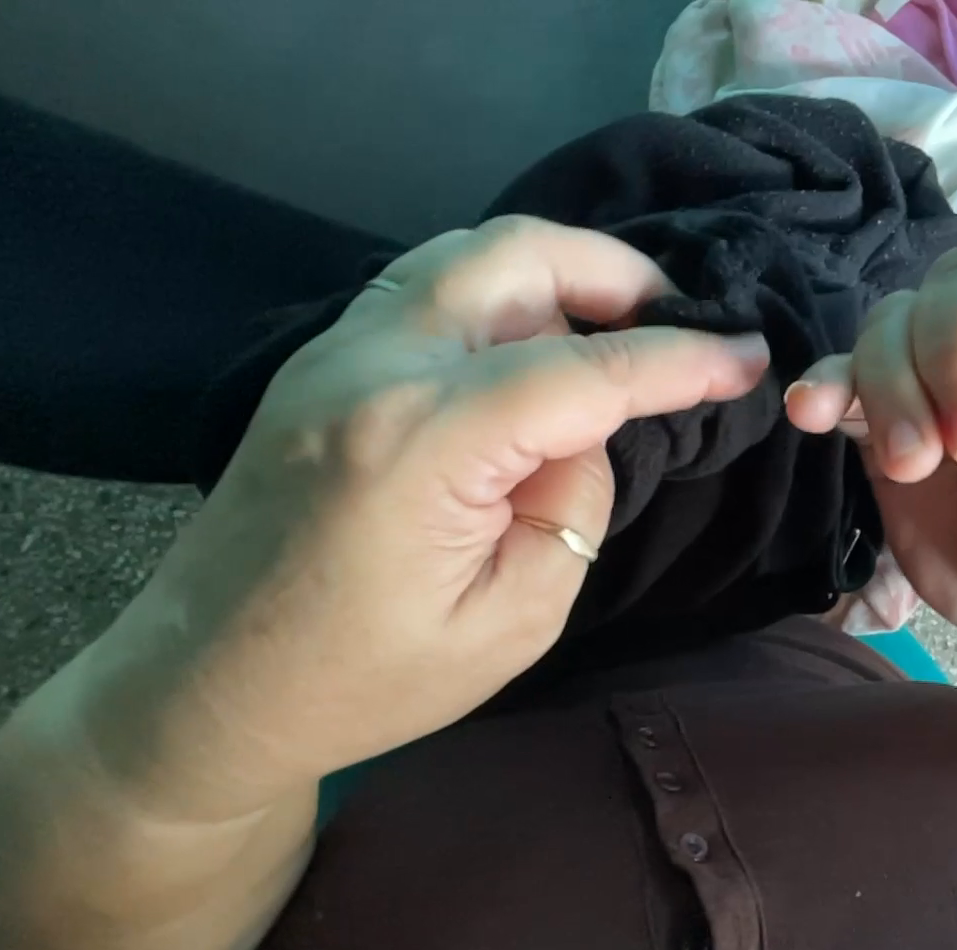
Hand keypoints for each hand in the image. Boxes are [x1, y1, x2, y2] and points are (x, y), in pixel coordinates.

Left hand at [76, 217, 768, 820]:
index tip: (751, 358)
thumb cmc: (368, 680)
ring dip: (567, 273)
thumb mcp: (515, 620)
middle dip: (621, 274)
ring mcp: (337, 351)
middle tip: (685, 322)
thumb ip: (572, 506)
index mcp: (422, 442)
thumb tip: (581, 436)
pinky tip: (548, 343)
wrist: (205, 687)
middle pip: (517, 257)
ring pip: (474, 256)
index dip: (680, 360)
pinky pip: (439, 286)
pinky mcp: (326, 362)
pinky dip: (515, 292)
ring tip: (628, 326)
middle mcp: (373, 365)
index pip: (584, 370)